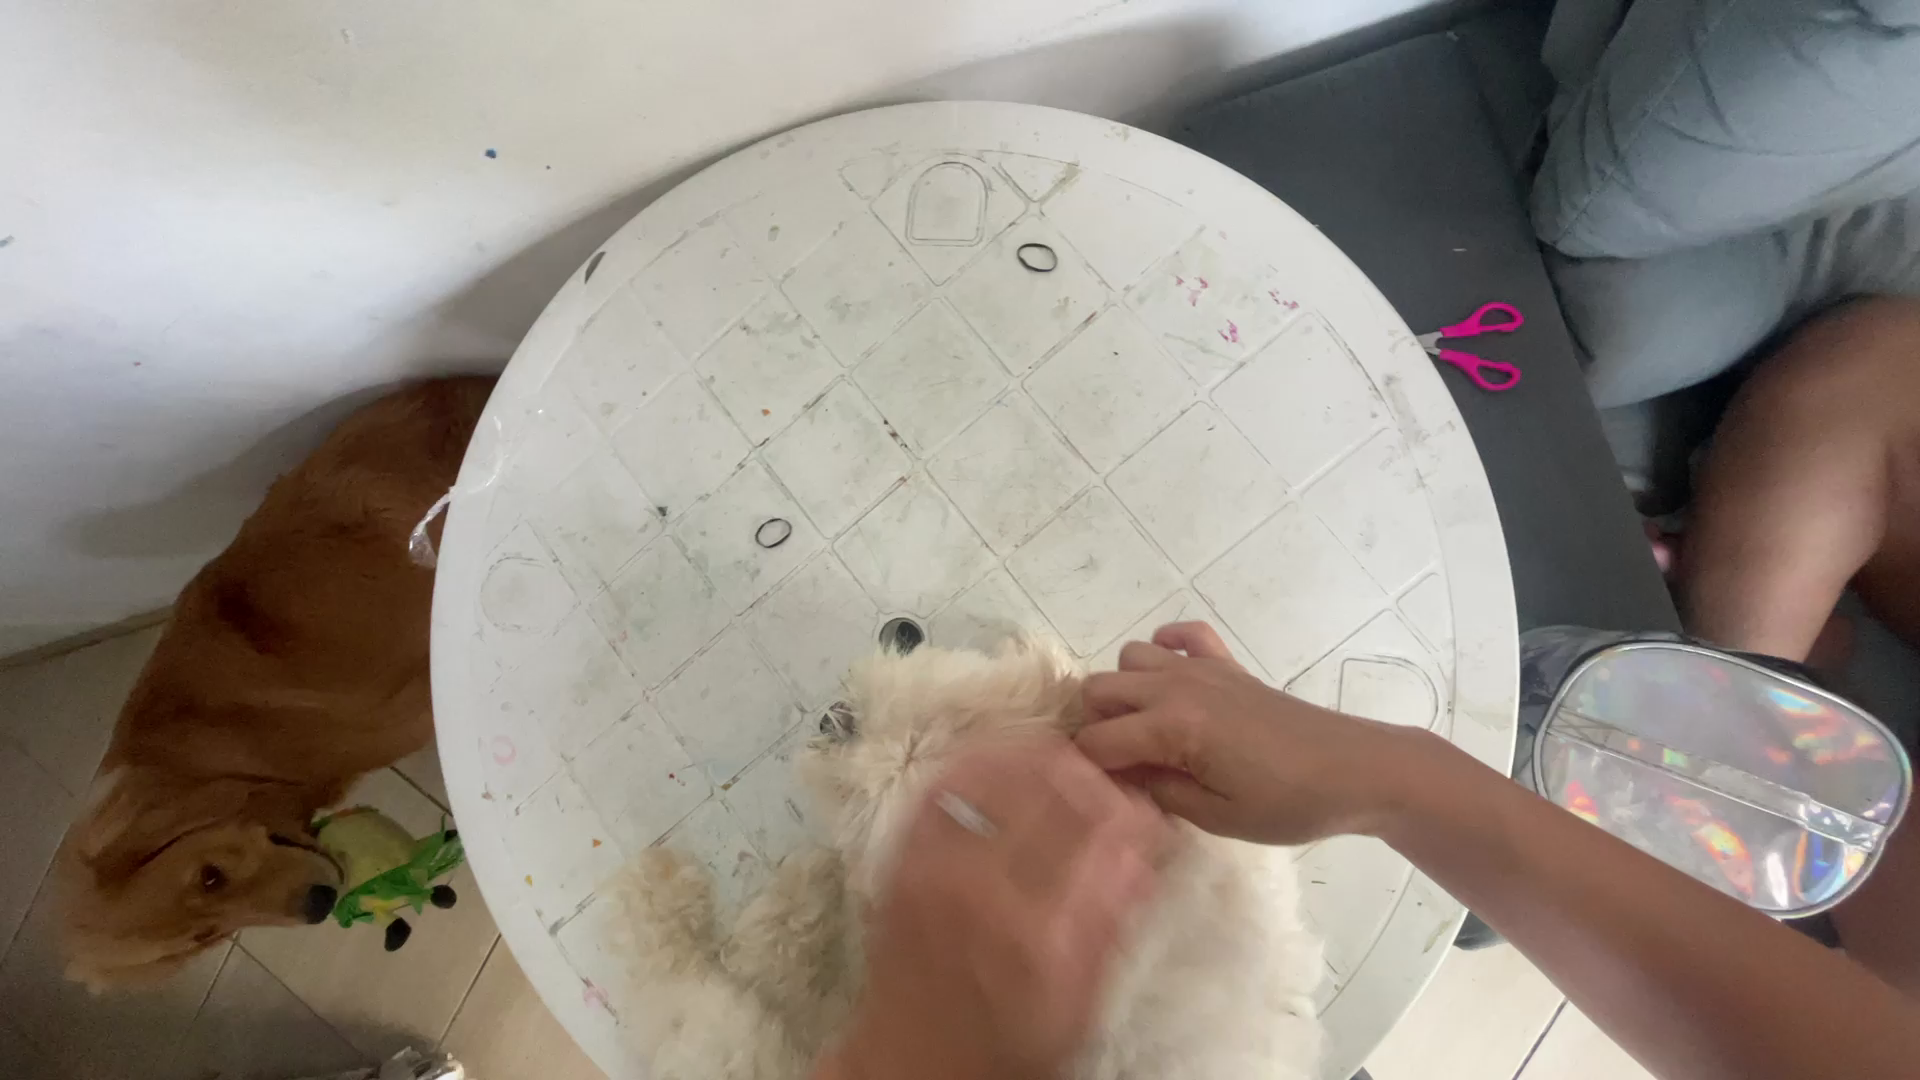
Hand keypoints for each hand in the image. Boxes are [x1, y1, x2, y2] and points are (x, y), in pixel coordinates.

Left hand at [819, 738, 1166, 1079]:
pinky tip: (1002, 756)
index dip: (1130, 808)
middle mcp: (984, 888)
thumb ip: (1110, 922)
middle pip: (1049, 790)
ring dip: (1038, 757)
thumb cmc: (1003, 1045)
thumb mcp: (1076, 1004)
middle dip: (1089, 773)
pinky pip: (942, 785)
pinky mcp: (904, 858)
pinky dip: (978, 760)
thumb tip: (1143, 850)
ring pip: (996, 772)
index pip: (1099, 833)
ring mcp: (936, 866)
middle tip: (1106, 778)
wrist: (909, 1064)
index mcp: (1040, 933)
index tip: (1142, 805)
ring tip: (1063, 760)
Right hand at [1075, 621, 1420, 844]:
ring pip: (1129, 656)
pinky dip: (1168, 647)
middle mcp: (1176, 686)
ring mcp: (1200, 667)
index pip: (1098, 740)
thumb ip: (1157, 791)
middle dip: (1096, 724)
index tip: (1104, 790)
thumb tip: (1123, 775)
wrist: (1355, 770)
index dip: (1090, 769)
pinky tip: (1176, 678)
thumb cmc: (1288, 803)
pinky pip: (1181, 633)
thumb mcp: (1217, 816)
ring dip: (1125, 687)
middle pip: (1099, 688)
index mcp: (1173, 727)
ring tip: (1146, 724)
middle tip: (1121, 760)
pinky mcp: (1224, 662)